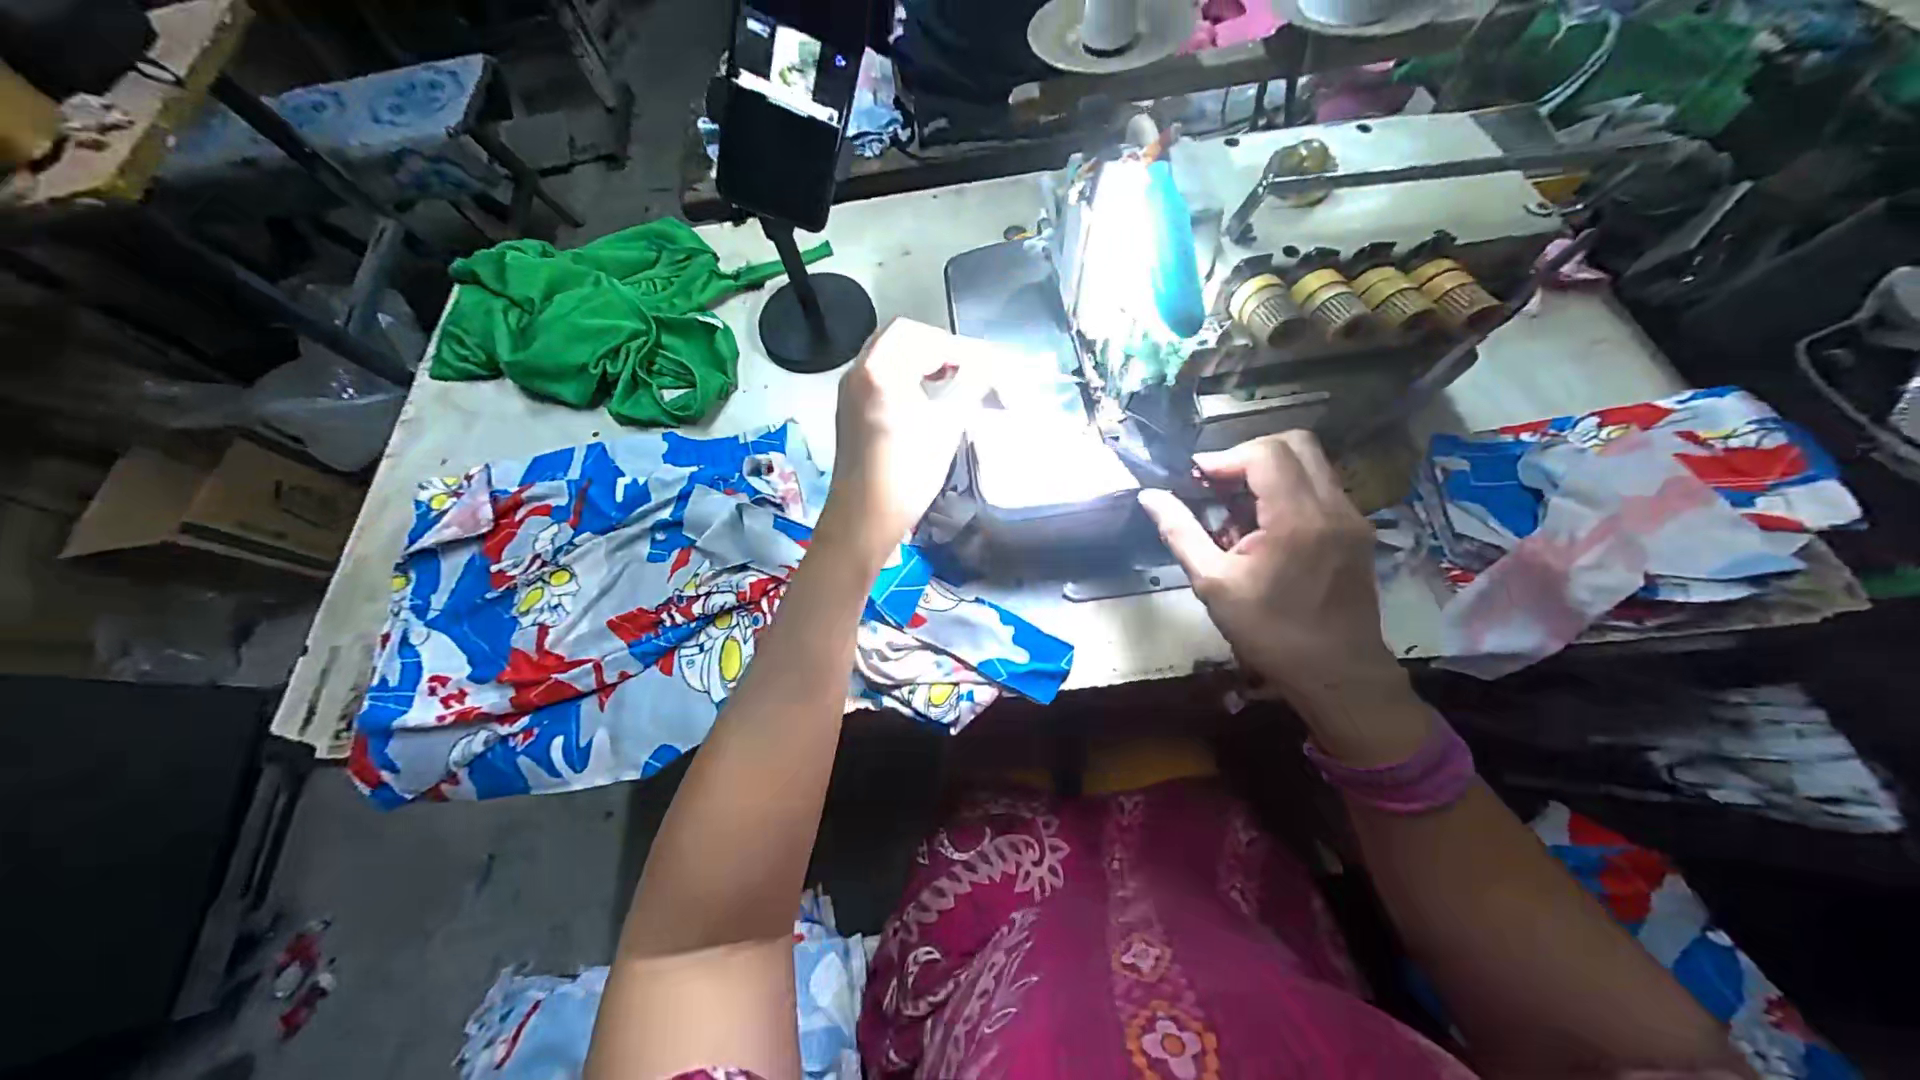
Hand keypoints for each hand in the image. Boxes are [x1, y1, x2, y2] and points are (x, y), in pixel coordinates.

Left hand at [816, 318, 970, 562]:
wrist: (863, 519)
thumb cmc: (907, 474)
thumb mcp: (947, 426)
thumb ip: (970, 386)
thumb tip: (988, 365)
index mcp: (879, 370)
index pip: (920, 335)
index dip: (956, 345)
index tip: (983, 364)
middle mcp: (858, 373)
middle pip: (900, 338)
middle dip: (937, 348)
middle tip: (967, 367)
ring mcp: (850, 392)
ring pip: (888, 357)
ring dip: (921, 361)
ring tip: (952, 381)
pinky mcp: (850, 412)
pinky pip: (880, 377)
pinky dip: (905, 377)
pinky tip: (927, 399)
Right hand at [1139, 431, 1417, 747]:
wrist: (1338, 673)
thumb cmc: (1270, 633)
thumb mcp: (1214, 584)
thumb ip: (1180, 532)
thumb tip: (1149, 497)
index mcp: (1297, 519)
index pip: (1266, 454)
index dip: (1225, 457)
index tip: (1196, 480)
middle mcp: (1332, 507)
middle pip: (1295, 443)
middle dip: (1248, 454)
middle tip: (1217, 484)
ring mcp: (1351, 517)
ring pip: (1311, 463)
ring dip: (1269, 472)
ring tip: (1237, 506)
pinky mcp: (1356, 530)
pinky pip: (1320, 487)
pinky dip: (1288, 490)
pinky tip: (1264, 525)